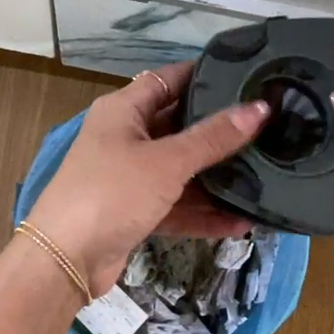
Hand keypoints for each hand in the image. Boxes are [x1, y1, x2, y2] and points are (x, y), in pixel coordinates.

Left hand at [27, 61, 268, 296]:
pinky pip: (175, 207)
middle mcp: (125, 138)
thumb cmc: (112, 193)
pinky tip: (240, 222)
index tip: (247, 75)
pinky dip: (202, 214)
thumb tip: (260, 108)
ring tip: (264, 178)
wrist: (66, 258)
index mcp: (123, 111)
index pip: (168, 80)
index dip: (204, 76)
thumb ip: (213, 138)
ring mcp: (129, 178)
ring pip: (180, 172)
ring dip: (215, 179)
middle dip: (219, 132)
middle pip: (179, 127)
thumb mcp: (166, 162)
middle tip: (268, 128)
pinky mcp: (134, 213)